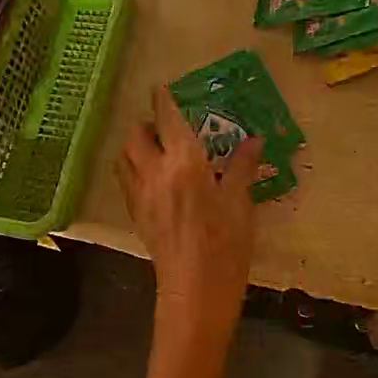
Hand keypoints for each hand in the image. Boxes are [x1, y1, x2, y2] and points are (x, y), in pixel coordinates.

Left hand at [116, 86, 264, 310]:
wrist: (195, 290)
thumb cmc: (225, 245)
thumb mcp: (240, 203)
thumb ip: (241, 167)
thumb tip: (253, 140)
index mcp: (184, 162)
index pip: (166, 118)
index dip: (163, 99)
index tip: (161, 87)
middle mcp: (154, 171)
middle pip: (136, 135)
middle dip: (146, 124)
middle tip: (164, 126)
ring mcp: (140, 194)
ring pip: (124, 157)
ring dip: (135, 146)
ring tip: (154, 149)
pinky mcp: (135, 214)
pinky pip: (125, 180)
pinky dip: (132, 169)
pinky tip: (151, 178)